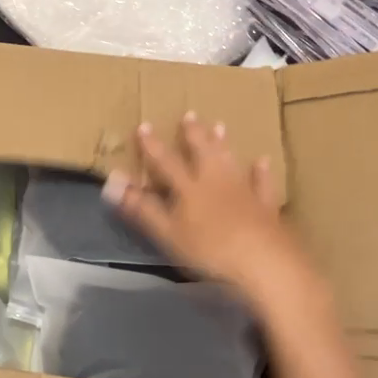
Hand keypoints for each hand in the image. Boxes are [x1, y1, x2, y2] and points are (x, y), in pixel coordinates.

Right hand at [102, 113, 325, 314]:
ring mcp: (244, 191)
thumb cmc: (209, 250)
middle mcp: (215, 181)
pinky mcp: (266, 207)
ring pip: (230, 161)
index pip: (166, 162)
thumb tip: (112, 181)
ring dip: (223, 144)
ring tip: (220, 125)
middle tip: (189, 115)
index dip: (152, 146)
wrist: (265, 263)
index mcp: (188, 188)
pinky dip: (261, 172)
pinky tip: (262, 161)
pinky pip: (262, 183)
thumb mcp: (167, 232)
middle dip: (193, 135)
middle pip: (202, 153)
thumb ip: (140, 207)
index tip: (143, 125)